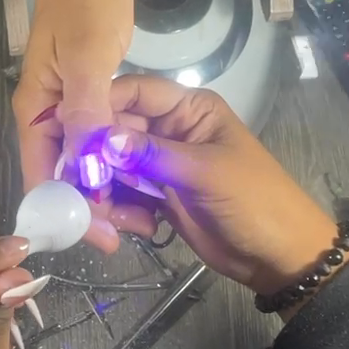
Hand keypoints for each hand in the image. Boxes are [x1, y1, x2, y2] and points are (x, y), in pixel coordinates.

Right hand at [13, 0, 133, 252]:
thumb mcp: (86, 54)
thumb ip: (86, 110)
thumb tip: (86, 166)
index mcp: (39, 108)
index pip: (40, 171)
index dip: (64, 207)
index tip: (91, 234)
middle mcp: (54, 117)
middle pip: (66, 176)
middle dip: (91, 206)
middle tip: (120, 236)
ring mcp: (79, 112)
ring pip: (90, 167)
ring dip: (111, 193)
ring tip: (141, 220)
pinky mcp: (101, 106)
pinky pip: (110, 148)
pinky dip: (124, 168)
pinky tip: (146, 187)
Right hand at [100, 75, 340, 295]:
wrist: (277, 257)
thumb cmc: (255, 202)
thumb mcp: (205, 172)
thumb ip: (152, 154)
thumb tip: (103, 137)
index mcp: (188, 108)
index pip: (133, 92)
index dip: (100, 107)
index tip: (71, 133)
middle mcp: (169, 130)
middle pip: (114, 131)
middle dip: (96, 159)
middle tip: (83, 186)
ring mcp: (160, 164)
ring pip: (112, 166)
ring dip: (106, 191)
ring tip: (112, 217)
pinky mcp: (155, 195)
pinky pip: (122, 194)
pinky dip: (120, 211)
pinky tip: (137, 228)